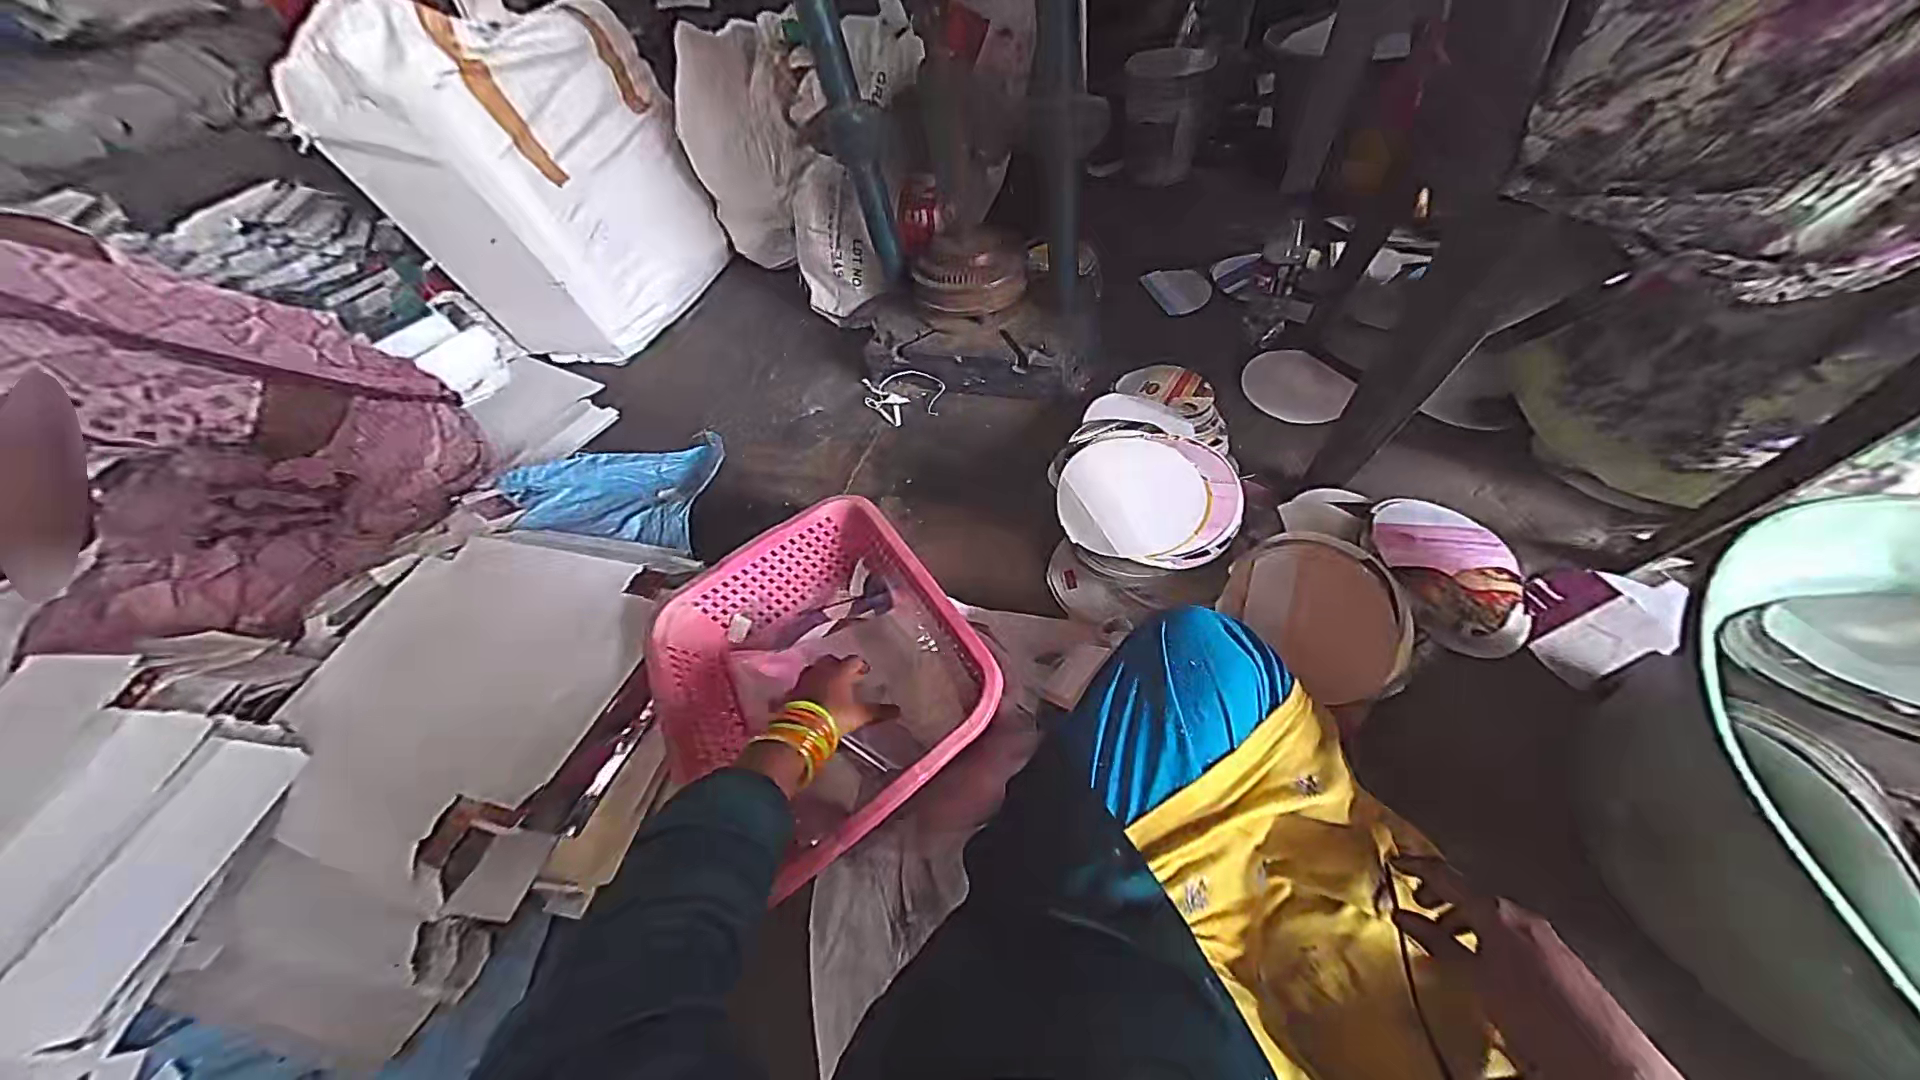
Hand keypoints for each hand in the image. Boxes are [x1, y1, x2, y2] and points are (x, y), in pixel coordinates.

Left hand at [790, 655, 888, 736]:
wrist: (803, 728)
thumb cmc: (836, 715)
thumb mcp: (860, 715)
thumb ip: (878, 711)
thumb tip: (898, 710)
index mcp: (840, 671)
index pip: (853, 660)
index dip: (860, 665)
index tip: (865, 671)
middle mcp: (821, 670)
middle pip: (830, 661)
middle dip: (838, 666)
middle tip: (846, 676)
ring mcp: (804, 679)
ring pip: (814, 670)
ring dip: (821, 674)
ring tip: (828, 685)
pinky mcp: (791, 692)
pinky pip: (800, 685)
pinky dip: (806, 688)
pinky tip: (810, 696)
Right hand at [1390, 855, 1680, 1079]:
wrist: (1608, 1064)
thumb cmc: (1538, 1019)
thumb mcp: (1474, 979)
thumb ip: (1437, 943)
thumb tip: (1405, 918)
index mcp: (1497, 912)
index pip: (1447, 876)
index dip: (1417, 867)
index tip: (1397, 863)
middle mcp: (1522, 917)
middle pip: (1471, 894)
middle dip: (1440, 896)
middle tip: (1417, 903)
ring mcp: (1546, 938)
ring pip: (1492, 915)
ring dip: (1464, 920)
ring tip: (1446, 937)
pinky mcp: (1562, 960)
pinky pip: (1512, 933)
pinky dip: (1487, 936)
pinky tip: (1483, 961)